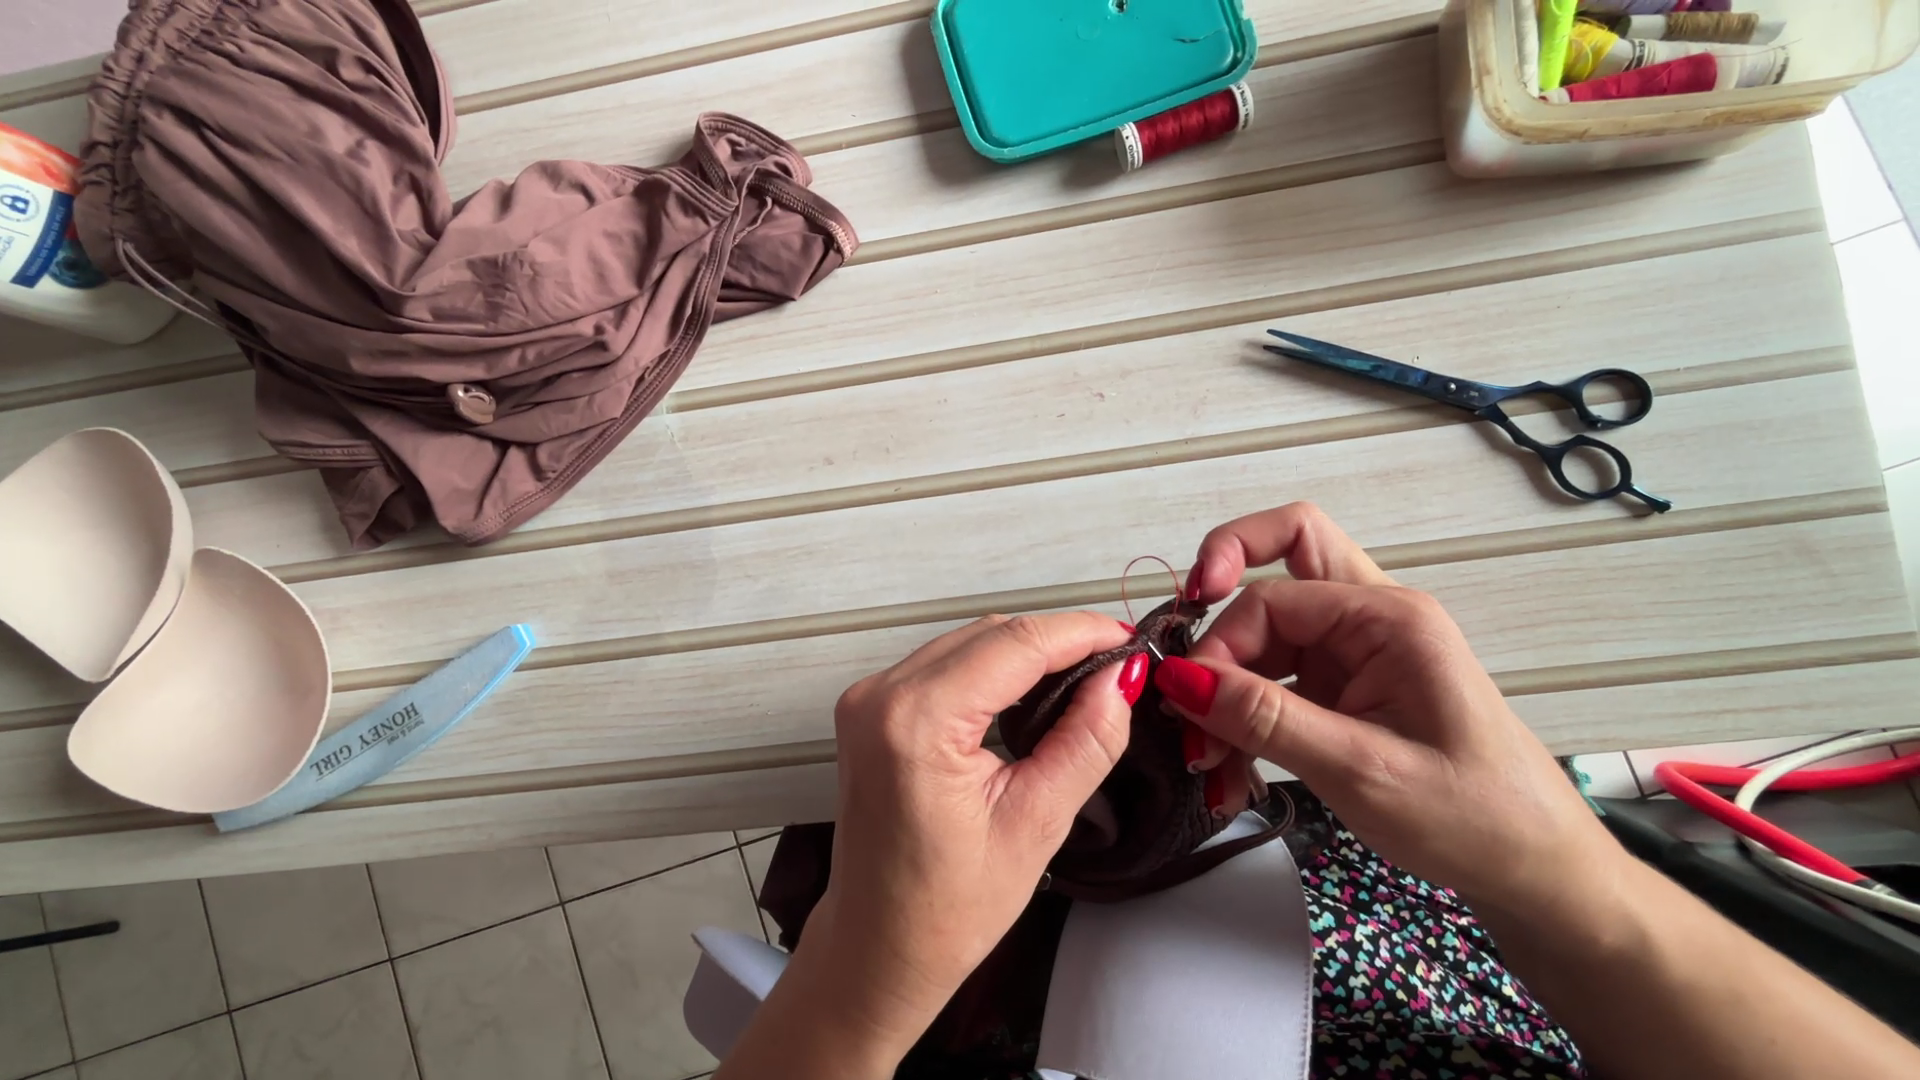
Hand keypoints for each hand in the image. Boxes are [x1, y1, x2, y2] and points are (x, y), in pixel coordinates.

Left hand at [791, 612, 1146, 1068]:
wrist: (875, 946)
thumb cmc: (948, 909)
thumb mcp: (1037, 825)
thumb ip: (1086, 741)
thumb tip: (1121, 678)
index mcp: (917, 722)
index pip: (1015, 644)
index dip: (1081, 632)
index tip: (1130, 640)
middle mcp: (881, 694)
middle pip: (990, 634)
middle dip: (1058, 640)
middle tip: (1117, 666)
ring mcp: (868, 697)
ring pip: (968, 642)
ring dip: (1027, 651)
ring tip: (1084, 678)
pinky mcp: (870, 707)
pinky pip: (944, 663)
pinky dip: (992, 667)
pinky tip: (1031, 690)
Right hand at [1160, 503, 1623, 915]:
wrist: (1534, 870)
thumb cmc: (1471, 816)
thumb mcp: (1359, 769)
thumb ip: (1263, 717)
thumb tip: (1175, 677)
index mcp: (1387, 617)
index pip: (1269, 598)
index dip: (1218, 645)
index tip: (1186, 703)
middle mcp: (1367, 617)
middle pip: (1275, 563)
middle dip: (1218, 608)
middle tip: (1178, 670)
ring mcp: (1351, 652)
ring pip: (1262, 634)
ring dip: (1223, 688)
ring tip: (1205, 762)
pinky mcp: (1338, 687)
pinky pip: (1270, 680)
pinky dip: (1240, 720)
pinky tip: (1228, 774)